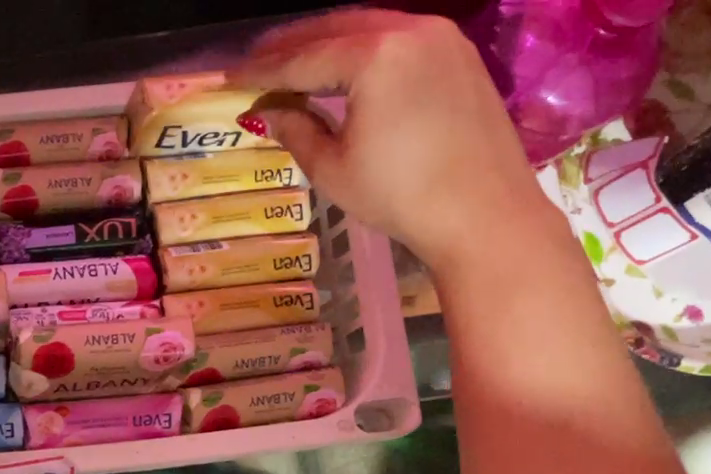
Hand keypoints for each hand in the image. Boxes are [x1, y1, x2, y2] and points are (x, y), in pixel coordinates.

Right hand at [234, 11, 552, 273]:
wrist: (481, 210)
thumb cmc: (398, 194)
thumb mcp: (331, 168)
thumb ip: (296, 129)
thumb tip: (268, 112)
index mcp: (375, 55)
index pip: (304, 59)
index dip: (262, 71)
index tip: (230, 79)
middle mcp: (410, 30)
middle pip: (337, 28)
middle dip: (291, 44)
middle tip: (253, 60)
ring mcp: (441, 37)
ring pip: (369, 27)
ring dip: (326, 41)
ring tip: (290, 59)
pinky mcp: (458, 54)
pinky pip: (396, 37)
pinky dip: (360, 46)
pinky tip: (340, 66)